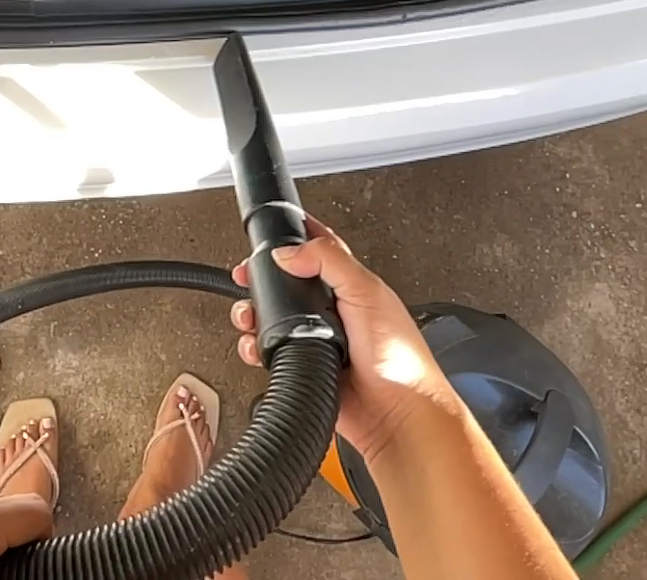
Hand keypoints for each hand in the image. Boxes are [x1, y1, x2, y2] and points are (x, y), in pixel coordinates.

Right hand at [231, 217, 464, 464]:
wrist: (397, 417)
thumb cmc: (400, 360)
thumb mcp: (367, 293)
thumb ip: (329, 261)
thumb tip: (287, 252)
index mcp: (350, 284)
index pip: (319, 248)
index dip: (296, 234)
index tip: (274, 229)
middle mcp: (331, 309)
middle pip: (285, 281)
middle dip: (261, 277)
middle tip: (246, 275)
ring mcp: (315, 336)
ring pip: (271, 315)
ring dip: (253, 313)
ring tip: (248, 315)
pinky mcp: (302, 363)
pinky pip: (268, 350)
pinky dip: (254, 347)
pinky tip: (255, 346)